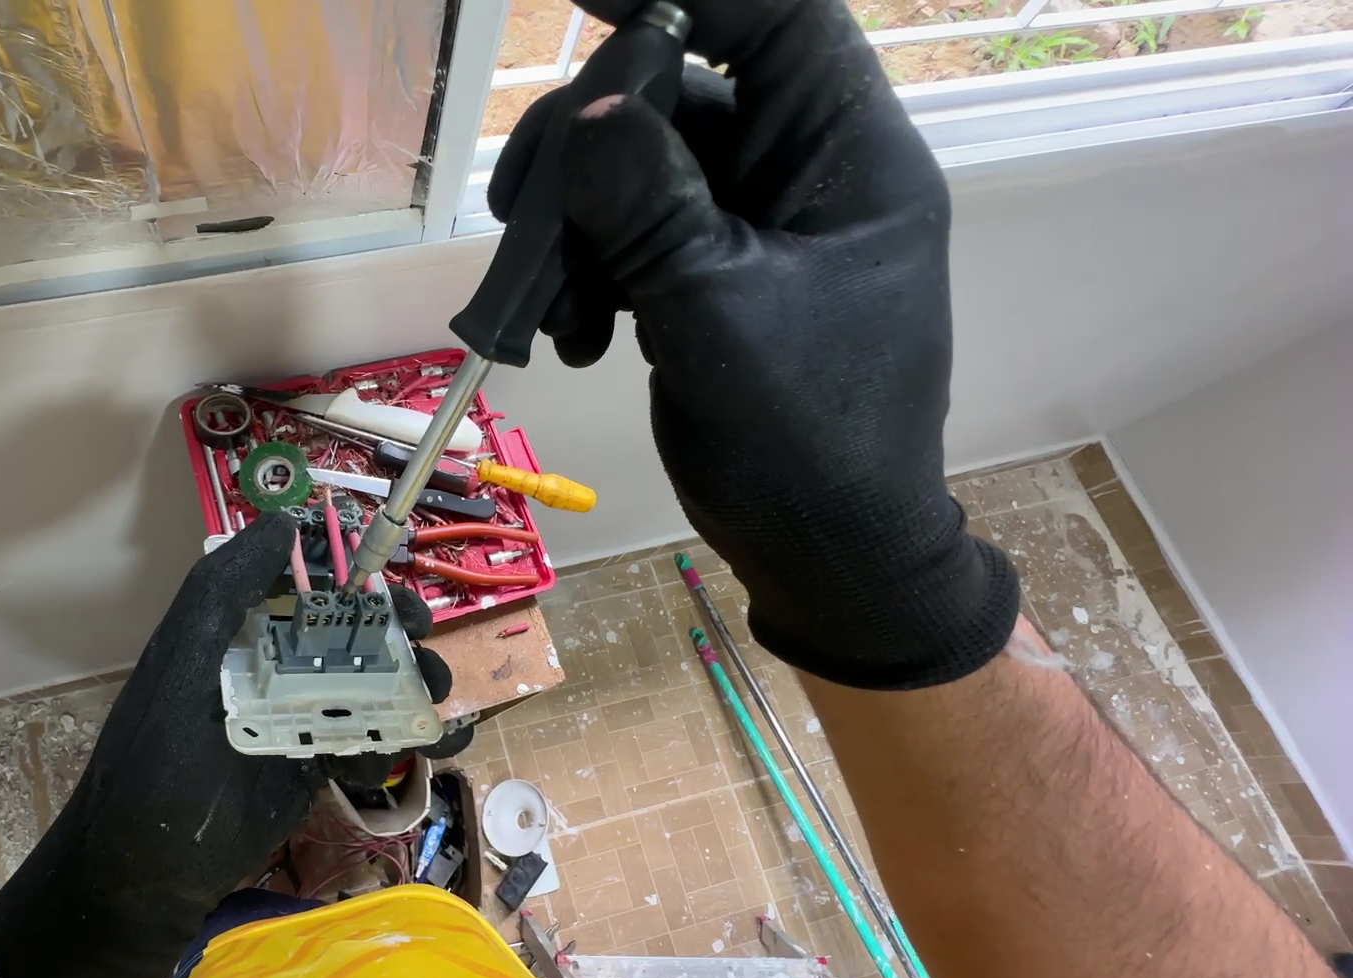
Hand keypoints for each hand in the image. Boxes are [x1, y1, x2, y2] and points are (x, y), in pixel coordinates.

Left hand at [0, 513, 450, 977]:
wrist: (147, 869)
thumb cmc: (160, 753)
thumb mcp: (185, 657)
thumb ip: (226, 585)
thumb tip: (286, 520)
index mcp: (245, 628)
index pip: (309, 583)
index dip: (355, 574)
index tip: (389, 577)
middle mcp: (278, 664)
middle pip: (353, 633)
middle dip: (396, 631)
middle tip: (420, 639)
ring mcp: (302, 714)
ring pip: (373, 686)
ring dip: (411, 686)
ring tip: (431, 700)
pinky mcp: (318, 762)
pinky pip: (371, 740)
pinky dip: (402, 742)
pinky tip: (421, 750)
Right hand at [490, 0, 1018, 688]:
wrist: (815, 542)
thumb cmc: (799, 434)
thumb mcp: (717, 312)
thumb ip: (651, 208)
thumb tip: (592, 111)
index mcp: (841, 162)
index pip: (778, 25)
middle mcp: (796, 184)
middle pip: (681, 108)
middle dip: (591, 147)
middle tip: (519, 201)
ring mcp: (745, 241)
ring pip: (639, 188)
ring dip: (576, 237)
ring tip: (544, 307)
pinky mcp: (704, 290)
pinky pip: (631, 252)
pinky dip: (590, 286)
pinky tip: (572, 342)